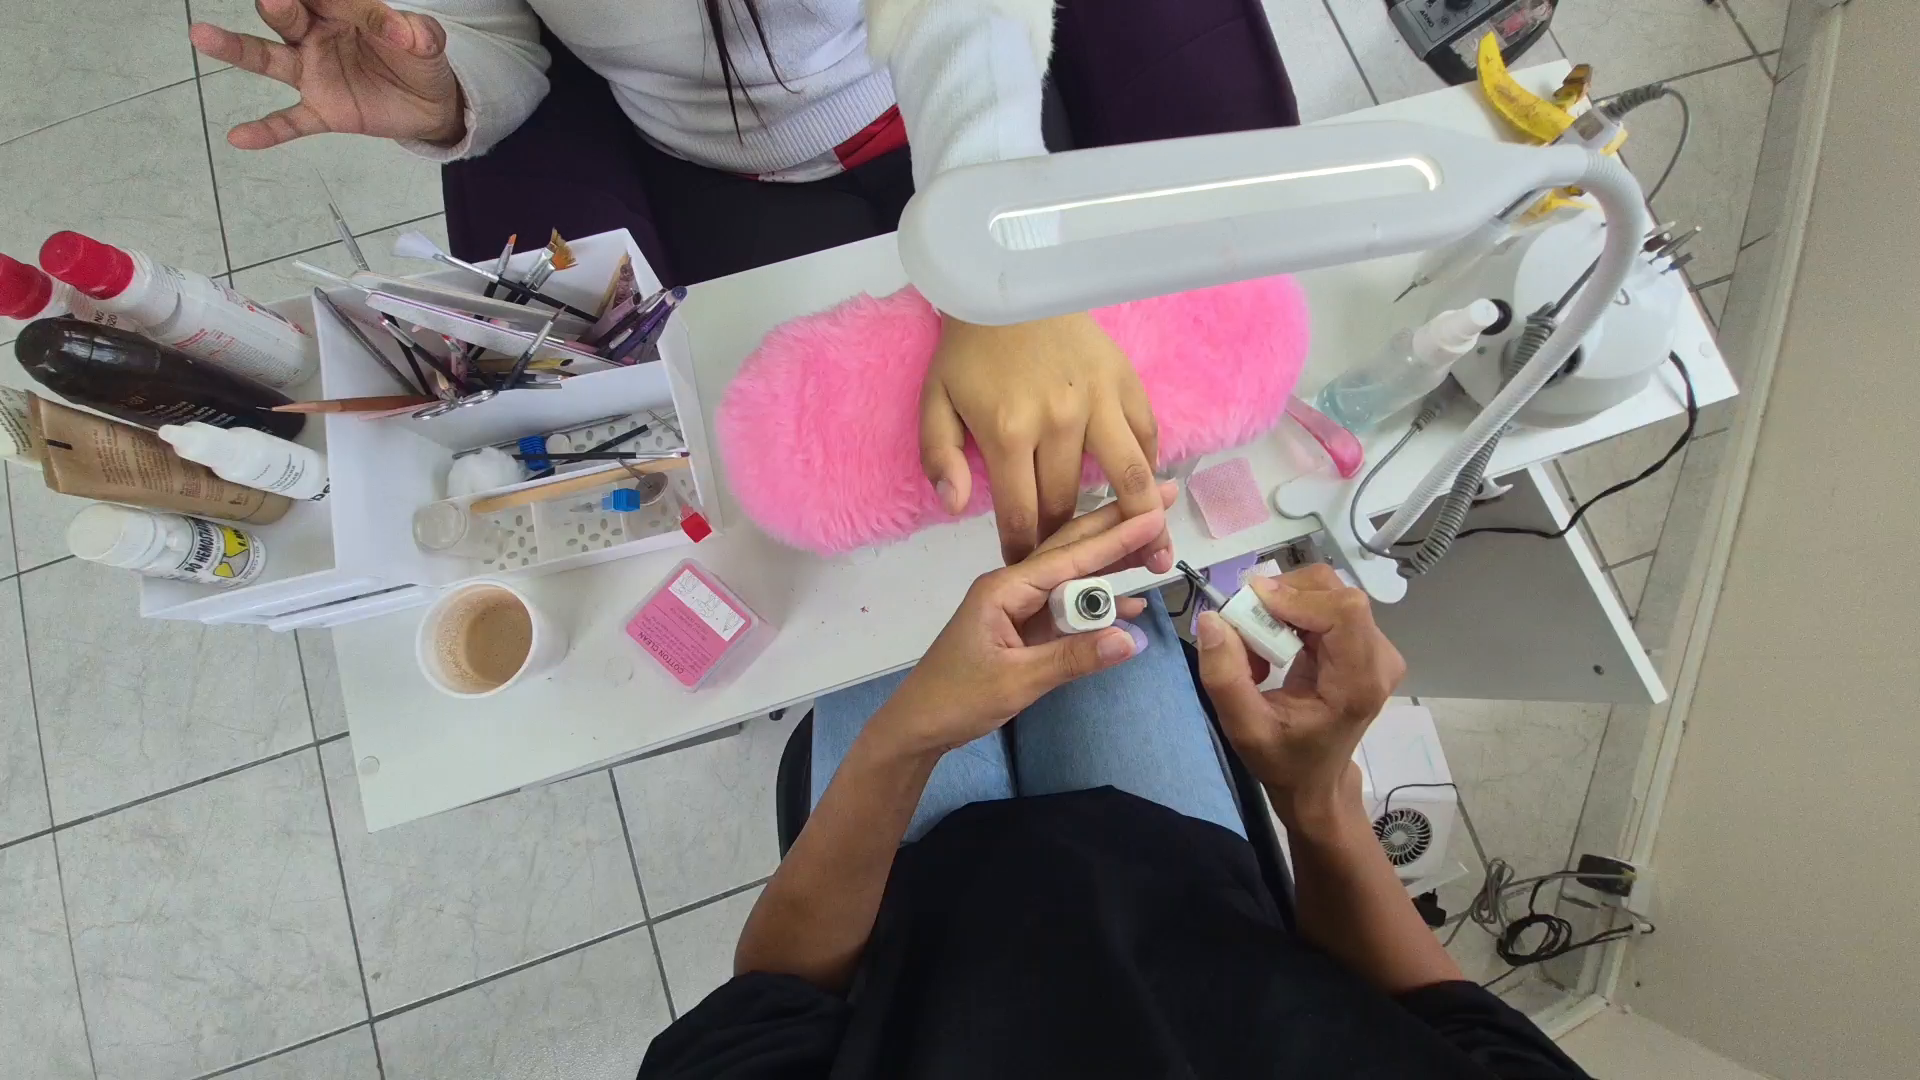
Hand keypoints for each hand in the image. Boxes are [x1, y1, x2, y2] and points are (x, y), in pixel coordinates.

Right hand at [189, 0, 463, 148]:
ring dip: (236, 48)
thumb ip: (415, 32)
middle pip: (284, 16)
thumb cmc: (418, 62)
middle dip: (278, 7)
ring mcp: (313, 73)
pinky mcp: (324, 111)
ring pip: (266, 57)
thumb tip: (407, 31)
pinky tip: (239, 138)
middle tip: (275, 1)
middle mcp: (312, 36)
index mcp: (335, 9)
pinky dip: (268, 130)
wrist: (433, 105)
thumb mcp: (423, 43)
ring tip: (202, 36)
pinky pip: (291, 121)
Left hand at [876, 489, 1176, 754]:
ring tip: (1159, 543)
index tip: (1156, 514)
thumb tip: (1133, 638)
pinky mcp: (1024, 627)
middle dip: (1119, 527)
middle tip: (1165, 499)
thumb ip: (1073, 658)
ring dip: (1115, 563)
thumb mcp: (1017, 681)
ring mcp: (1020, 605)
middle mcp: (1015, 586)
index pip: (1070, 557)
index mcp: (1006, 588)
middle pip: (1075, 551)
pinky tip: (1131, 603)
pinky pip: (1068, 607)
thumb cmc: (958, 699)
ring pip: (1075, 576)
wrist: (920, 724)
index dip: (1116, 537)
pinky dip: (1099, 604)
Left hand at [921, 312, 1170, 569]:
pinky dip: (1149, 469)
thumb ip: (940, 457)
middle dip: (1068, 542)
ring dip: (1139, 523)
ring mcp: (1100, 402)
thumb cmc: (969, 352)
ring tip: (1153, 554)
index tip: (1025, 567)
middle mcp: (1060, 423)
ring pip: (1129, 479)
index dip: (1023, 548)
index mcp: (1008, 432)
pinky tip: (1148, 494)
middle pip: (1070, 504)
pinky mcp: (1127, 383)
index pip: (1021, 513)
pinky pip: (1148, 438)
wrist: (1009, 285)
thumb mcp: (935, 401)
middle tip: (1075, 565)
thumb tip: (954, 508)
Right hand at [1194, 564, 1405, 824]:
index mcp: (1358, 683)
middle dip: (1281, 597)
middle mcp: (1377, 658)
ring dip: (1280, 605)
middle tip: (1243, 624)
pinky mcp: (1359, 641)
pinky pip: (1321, 604)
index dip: (1295, 597)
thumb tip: (1212, 619)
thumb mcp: (1243, 727)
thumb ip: (1224, 676)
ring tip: (1254, 640)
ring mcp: (1373, 647)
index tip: (1250, 607)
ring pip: (1326, 591)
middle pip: (1335, 593)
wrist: (1315, 781)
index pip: (1344, 611)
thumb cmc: (1283, 759)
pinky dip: (1286, 612)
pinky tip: (1268, 642)